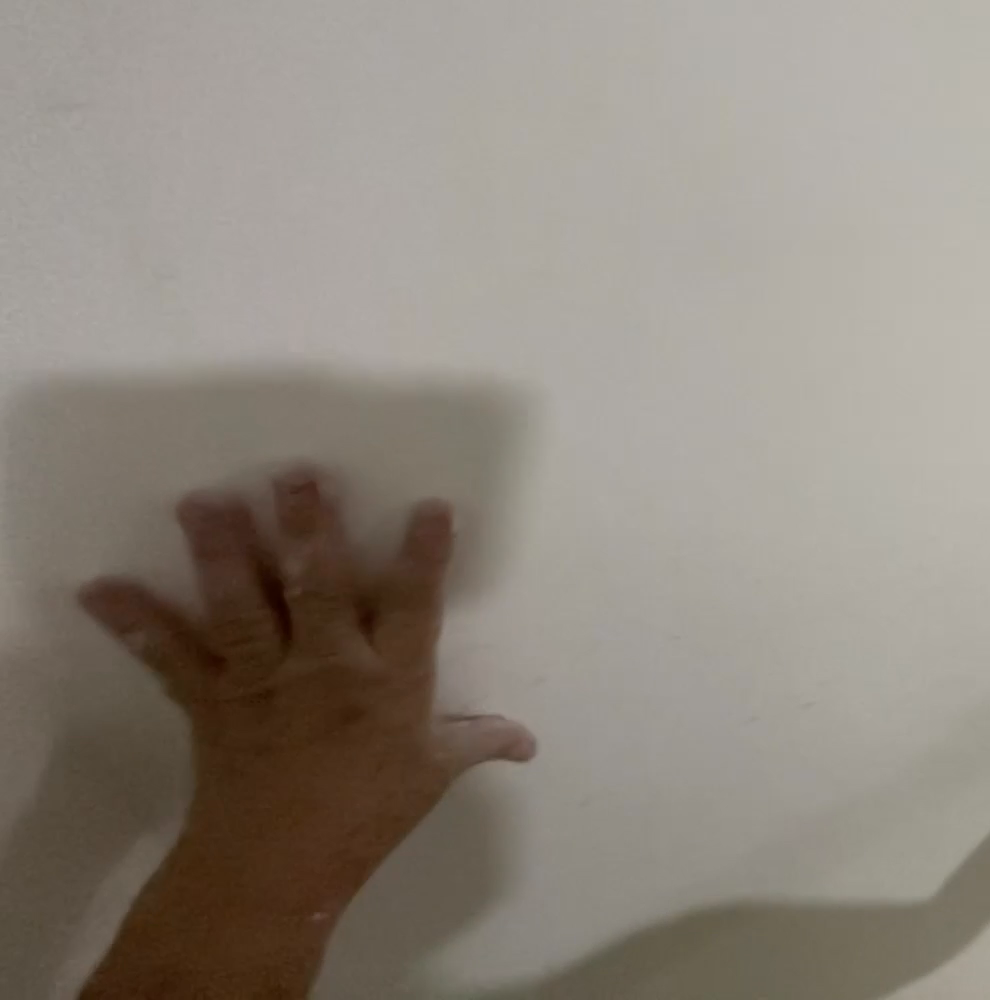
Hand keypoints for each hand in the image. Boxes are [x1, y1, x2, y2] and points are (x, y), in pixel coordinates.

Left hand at [76, 465, 534, 912]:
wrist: (273, 869)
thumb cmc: (368, 812)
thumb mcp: (435, 773)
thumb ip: (481, 742)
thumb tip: (530, 743)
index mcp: (391, 678)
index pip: (414, 604)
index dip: (423, 554)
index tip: (429, 507)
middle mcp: (327, 667)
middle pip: (319, 587)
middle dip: (309, 529)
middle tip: (294, 476)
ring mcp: (264, 681)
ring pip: (244, 606)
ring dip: (222, 553)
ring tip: (204, 501)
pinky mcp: (212, 703)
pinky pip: (173, 659)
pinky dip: (137, 625)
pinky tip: (102, 590)